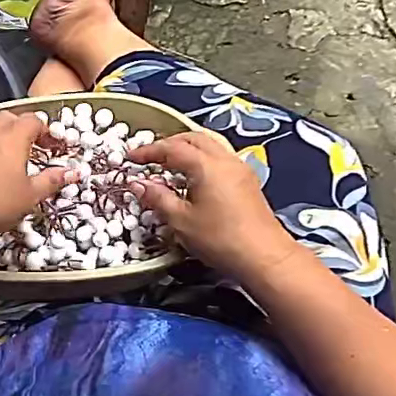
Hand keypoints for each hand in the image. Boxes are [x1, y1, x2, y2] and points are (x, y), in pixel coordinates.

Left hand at [0, 112, 73, 254]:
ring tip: (5, 152)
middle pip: (8, 118)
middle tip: (31, 145)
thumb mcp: (30, 196)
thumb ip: (52, 180)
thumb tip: (73, 171)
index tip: (53, 146)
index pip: (33, 121)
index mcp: (13, 138)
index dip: (46, 130)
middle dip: (21, 126)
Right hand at [126, 130, 303, 282]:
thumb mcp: (180, 220)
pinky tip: (193, 177)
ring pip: (210, 144)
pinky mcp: (247, 181)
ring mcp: (239, 169)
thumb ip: (158, 198)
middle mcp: (225, 160)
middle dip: (169, 143)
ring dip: (188, 148)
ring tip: (170, 163)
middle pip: (194, 138)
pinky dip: (202, 158)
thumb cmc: (220, 239)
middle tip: (150, 157)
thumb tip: (138, 184)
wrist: (264, 256)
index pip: (172, 148)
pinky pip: (220, 157)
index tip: (131, 158)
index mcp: (207, 166)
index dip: (149, 150)